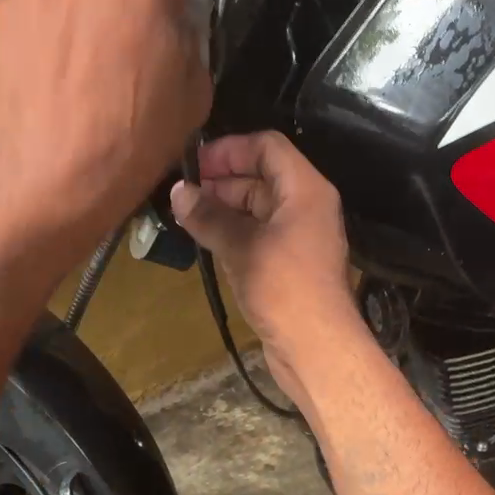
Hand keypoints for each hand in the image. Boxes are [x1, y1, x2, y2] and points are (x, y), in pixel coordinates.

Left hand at [0, 0, 210, 248]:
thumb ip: (187, 40)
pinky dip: (47, 22)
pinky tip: (49, 66)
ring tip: (82, 53)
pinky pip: (37, 0)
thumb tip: (173, 25)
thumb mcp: (192, 96)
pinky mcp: (5, 6)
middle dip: (122, 1)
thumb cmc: (132, 143)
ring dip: (82, 8)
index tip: (165, 20)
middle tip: (123, 39)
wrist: (51, 181)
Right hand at [170, 133, 356, 379]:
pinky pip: (260, 238)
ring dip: (224, 211)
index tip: (194, 165)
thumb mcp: (242, 247)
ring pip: (258, 211)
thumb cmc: (284, 288)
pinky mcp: (290, 268)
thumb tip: (178, 193)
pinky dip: (234, 236)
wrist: (316, 347)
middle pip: (262, 178)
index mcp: (305, 189)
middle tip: (184, 194)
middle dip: (222, 182)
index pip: (267, 147)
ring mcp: (299, 239)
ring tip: (188, 218)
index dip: (230, 149)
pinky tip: (207, 244)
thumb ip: (209, 217)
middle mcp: (306, 208)